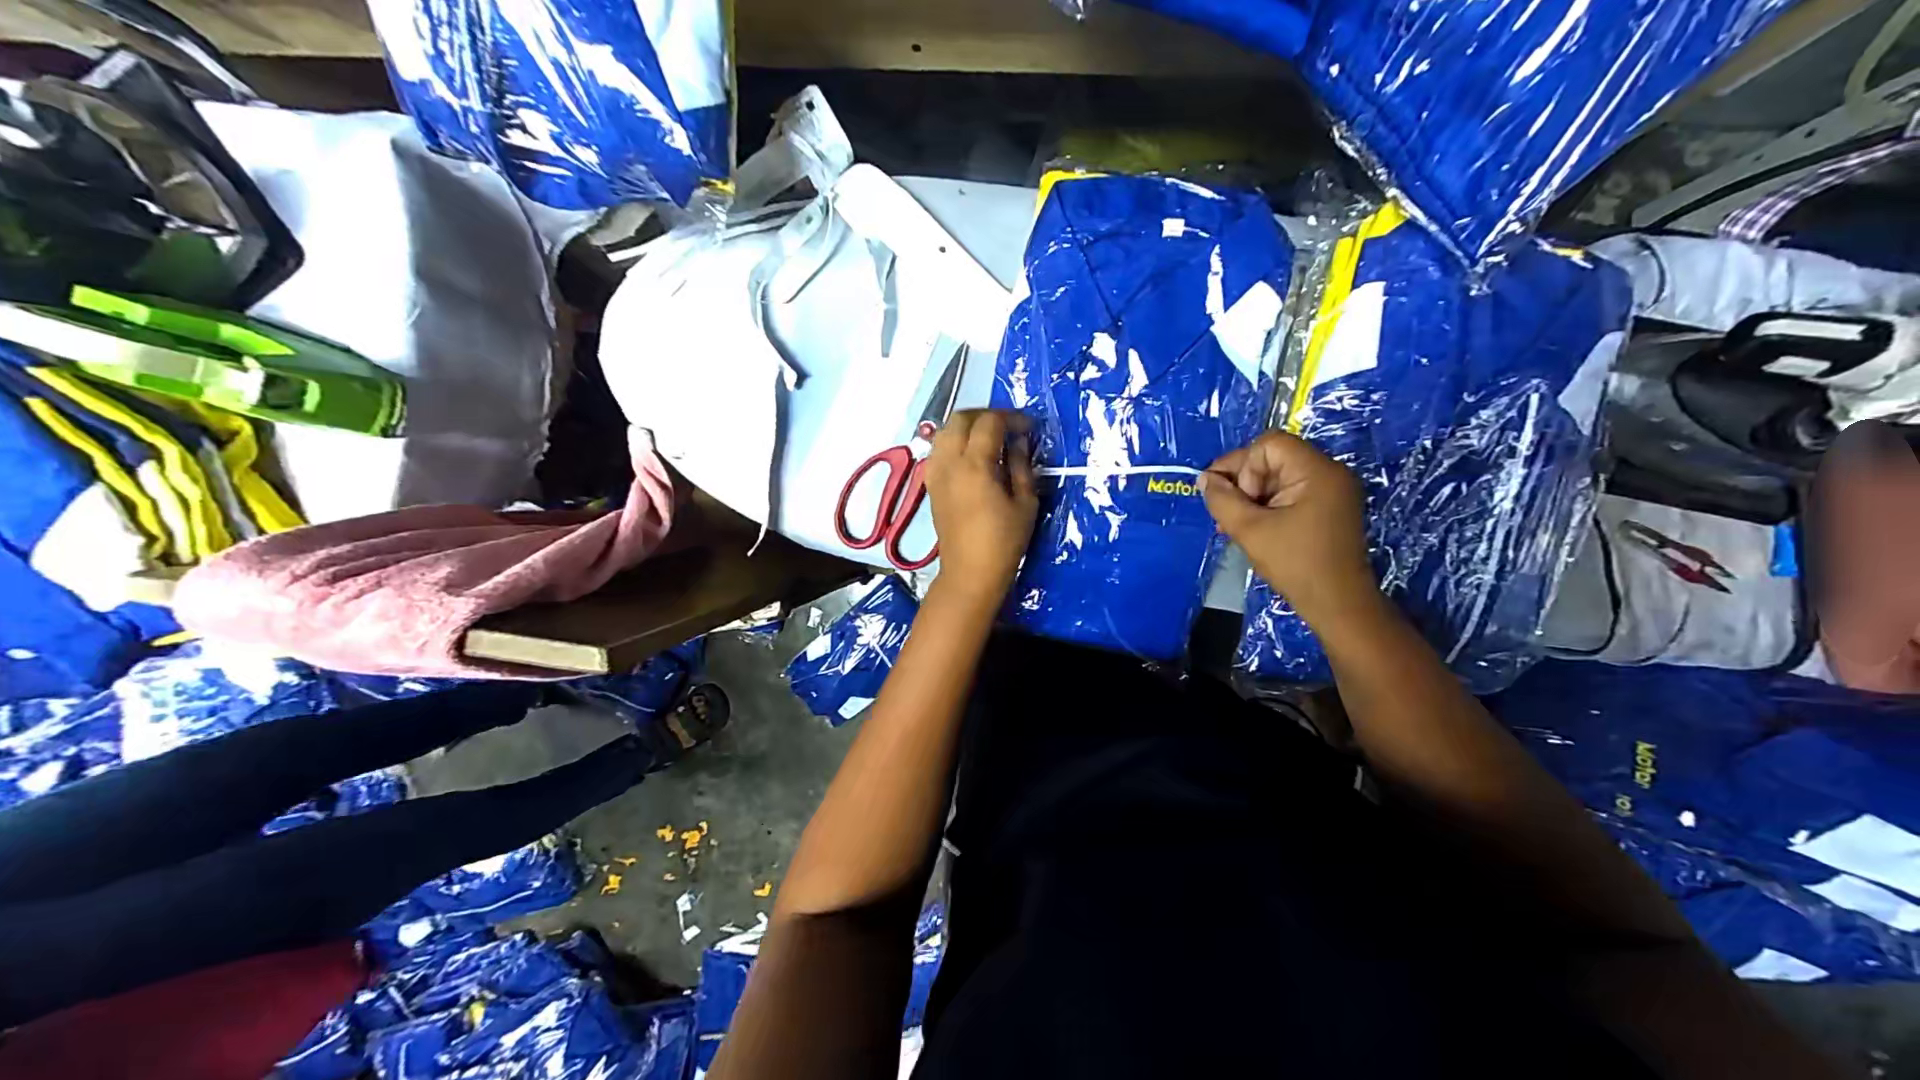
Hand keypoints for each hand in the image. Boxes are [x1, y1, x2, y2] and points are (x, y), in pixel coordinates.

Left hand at [926, 409, 1039, 602]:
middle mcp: (949, 463)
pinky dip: (954, 443)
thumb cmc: (1004, 542)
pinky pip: (938, 450)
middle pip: (960, 418)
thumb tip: (1019, 442)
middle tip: (1008, 426)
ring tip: (989, 438)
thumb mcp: (1025, 503)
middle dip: (985, 415)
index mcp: (974, 465)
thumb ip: (1021, 466)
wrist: (970, 573)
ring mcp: (935, 473)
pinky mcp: (931, 485)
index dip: (1012, 417)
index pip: (989, 422)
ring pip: (945, 431)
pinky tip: (972, 456)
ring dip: (967, 426)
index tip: (1028, 427)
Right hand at [1200, 431, 1378, 624]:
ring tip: (1234, 525)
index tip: (1238, 500)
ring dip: (1251, 497)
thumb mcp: (1249, 530)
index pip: (1269, 445)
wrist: (1337, 603)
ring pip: (1276, 477)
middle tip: (1227, 513)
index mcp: (1317, 471)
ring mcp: (1330, 491)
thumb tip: (1204, 480)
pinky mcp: (1326, 508)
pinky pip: (1288, 493)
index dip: (1244, 467)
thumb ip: (1222, 500)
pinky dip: (1266, 506)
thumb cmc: (1295, 564)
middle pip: (1272, 458)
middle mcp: (1328, 473)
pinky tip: (1251, 528)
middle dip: (1244, 483)